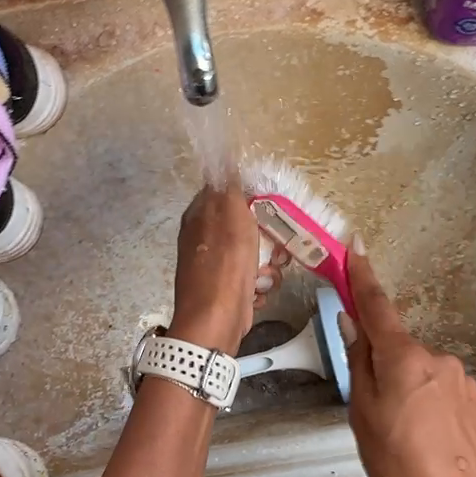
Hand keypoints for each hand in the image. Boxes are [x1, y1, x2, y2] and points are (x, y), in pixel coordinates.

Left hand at [170, 182, 285, 352]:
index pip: (226, 193)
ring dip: (267, 267)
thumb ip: (228, 186)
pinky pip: (252, 280)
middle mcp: (204, 240)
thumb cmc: (224, 265)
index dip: (251, 199)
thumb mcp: (230, 215)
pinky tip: (257, 293)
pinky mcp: (228, 290)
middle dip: (267, 238)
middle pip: (246, 226)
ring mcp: (216, 267)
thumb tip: (223, 156)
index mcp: (200, 217)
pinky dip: (258, 286)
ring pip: (254, 255)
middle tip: (275, 249)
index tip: (269, 209)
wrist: (216, 320)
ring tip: (265, 276)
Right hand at [340, 240, 475, 476]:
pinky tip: (422, 442)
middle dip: (381, 366)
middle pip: (398, 348)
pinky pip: (439, 393)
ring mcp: (462, 382)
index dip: (363, 277)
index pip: (378, 306)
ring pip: (419, 373)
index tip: (355, 247)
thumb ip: (359, 363)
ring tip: (399, 438)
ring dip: (404, 390)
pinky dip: (425, 407)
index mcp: (405, 357)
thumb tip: (354, 323)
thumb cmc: (396, 466)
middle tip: (370, 412)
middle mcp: (439, 359)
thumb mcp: (362, 414)